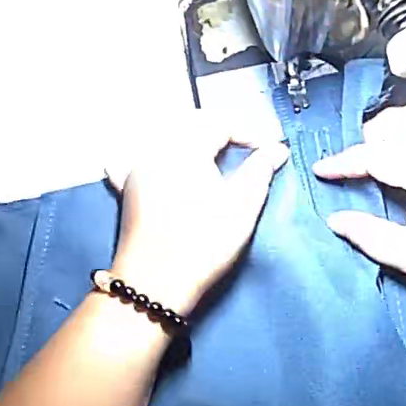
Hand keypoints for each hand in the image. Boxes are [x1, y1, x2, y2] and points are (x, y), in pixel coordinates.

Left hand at [105, 115, 287, 316]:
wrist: (155, 283)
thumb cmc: (204, 241)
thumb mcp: (243, 204)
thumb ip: (261, 170)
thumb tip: (277, 148)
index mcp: (185, 145)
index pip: (222, 122)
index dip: (251, 134)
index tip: (271, 153)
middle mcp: (156, 148)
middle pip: (193, 126)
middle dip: (223, 135)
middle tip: (249, 154)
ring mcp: (137, 169)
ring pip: (167, 139)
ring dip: (194, 143)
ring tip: (216, 161)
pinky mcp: (128, 192)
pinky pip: (138, 159)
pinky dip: (155, 156)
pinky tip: (159, 164)